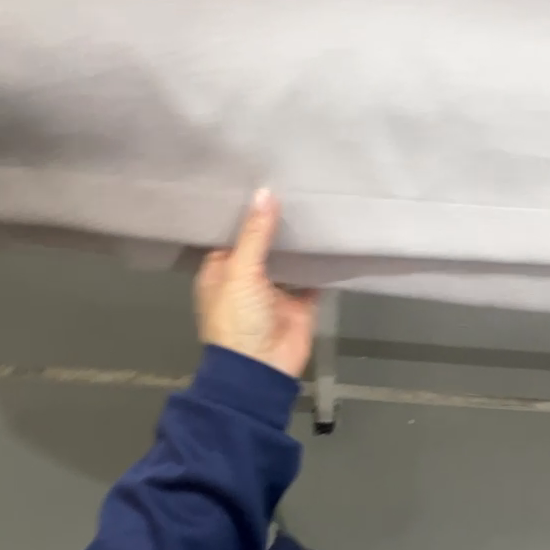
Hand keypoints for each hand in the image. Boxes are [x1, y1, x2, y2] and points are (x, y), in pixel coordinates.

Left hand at [195, 190, 319, 377]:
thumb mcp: (240, 271)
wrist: (262, 367)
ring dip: (297, 242)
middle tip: (292, 186)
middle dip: (274, 224)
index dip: (243, 213)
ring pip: (288, 260)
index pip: (230, 235)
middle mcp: (246, 279)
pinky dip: (319, 264)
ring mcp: (275, 292)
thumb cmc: (237, 318)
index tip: (258, 182)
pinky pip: (312, 279)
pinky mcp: (300, 304)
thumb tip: (265, 193)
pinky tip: (329, 239)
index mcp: (220, 271)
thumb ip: (255, 234)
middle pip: (262, 245)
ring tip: (313, 204)